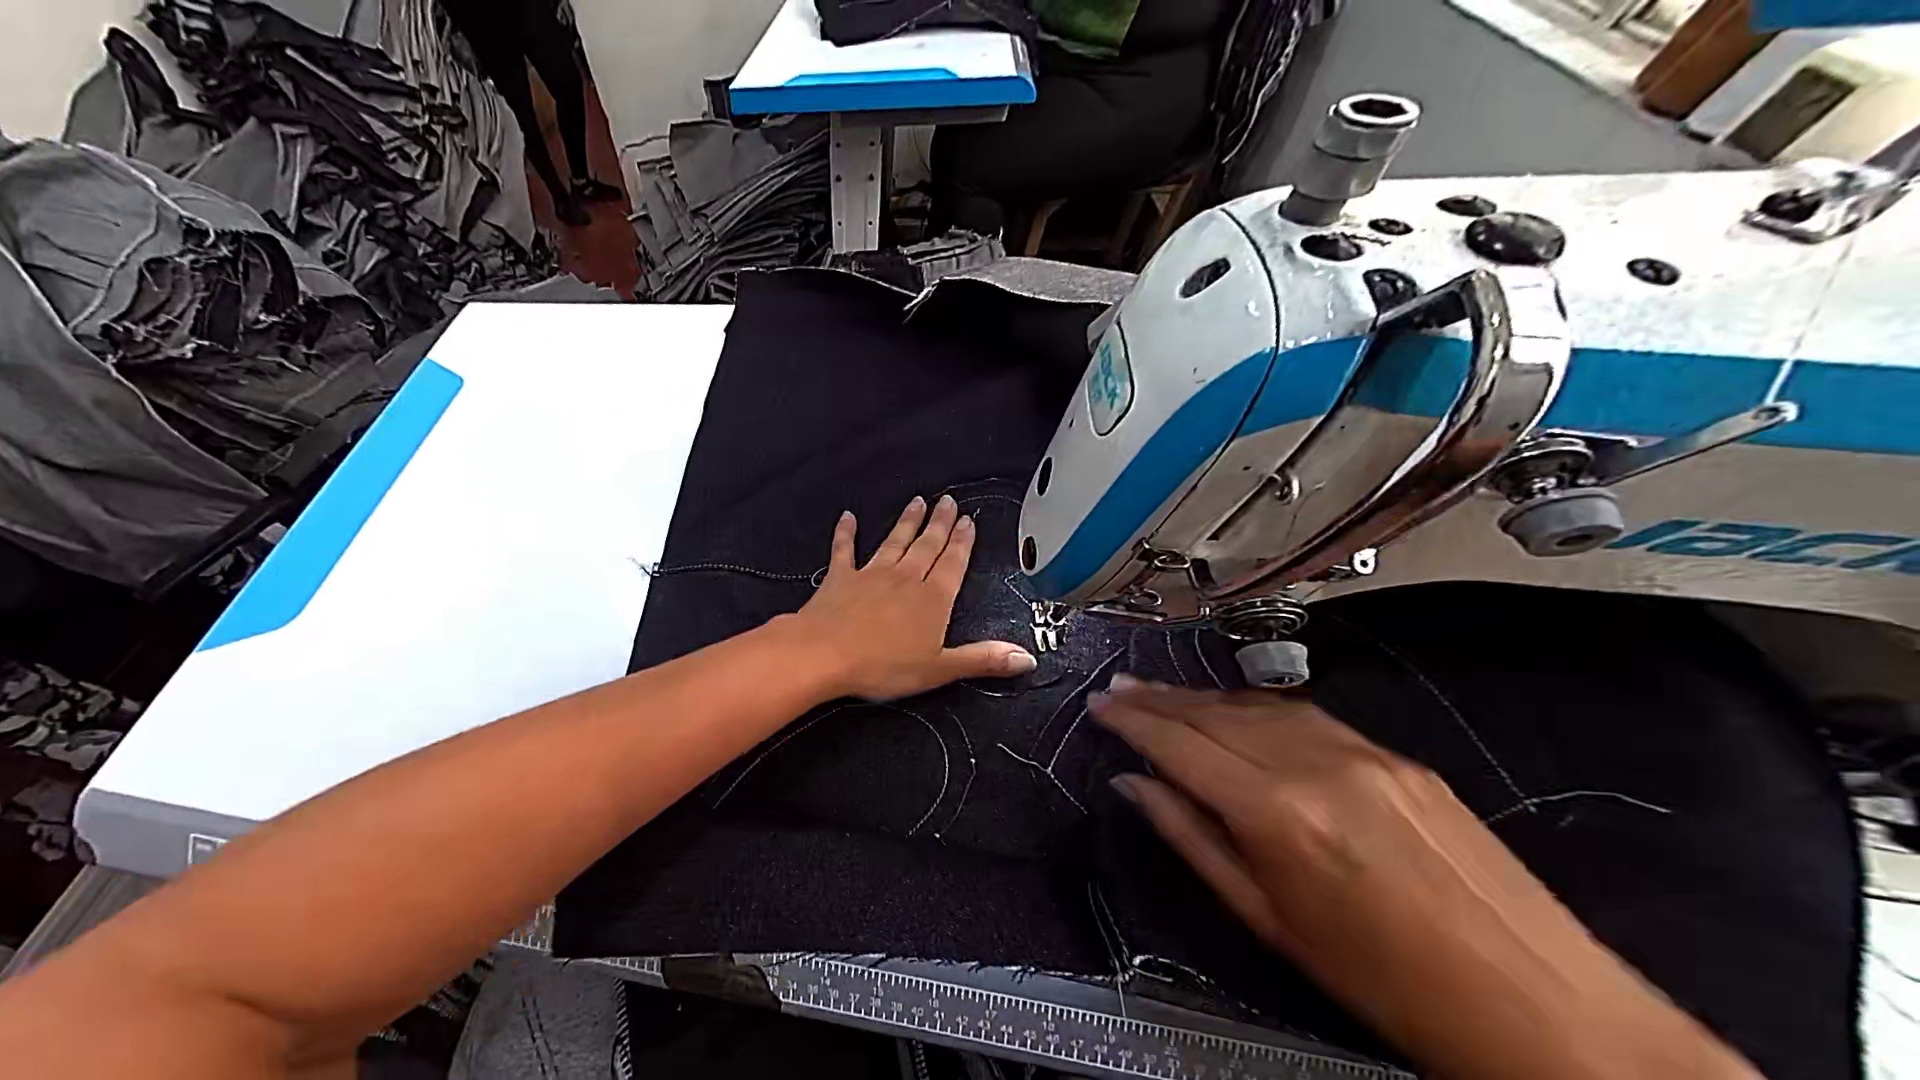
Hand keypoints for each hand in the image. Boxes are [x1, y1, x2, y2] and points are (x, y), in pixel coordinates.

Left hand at [787, 495, 1035, 701]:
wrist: (824, 655)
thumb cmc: (882, 665)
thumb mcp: (941, 669)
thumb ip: (984, 659)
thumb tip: (1027, 659)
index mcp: (932, 599)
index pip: (953, 563)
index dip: (963, 542)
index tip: (968, 522)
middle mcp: (905, 578)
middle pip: (928, 545)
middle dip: (940, 523)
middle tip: (948, 501)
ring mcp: (871, 574)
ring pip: (895, 541)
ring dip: (908, 522)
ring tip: (918, 502)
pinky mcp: (840, 578)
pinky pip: (845, 550)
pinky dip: (846, 533)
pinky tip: (848, 517)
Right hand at [1088, 679, 1761, 1079]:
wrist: (1536, 1004)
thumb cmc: (1381, 982)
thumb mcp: (1267, 919)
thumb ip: (1190, 838)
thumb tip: (1136, 785)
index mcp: (1278, 814)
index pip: (1182, 744)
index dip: (1133, 720)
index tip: (1100, 706)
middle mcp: (1317, 764)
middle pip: (1216, 713)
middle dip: (1159, 699)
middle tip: (1118, 690)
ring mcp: (1362, 752)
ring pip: (1258, 707)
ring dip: (1203, 699)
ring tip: (1162, 697)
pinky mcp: (1395, 754)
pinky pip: (1306, 717)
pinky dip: (1255, 711)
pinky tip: (1234, 714)